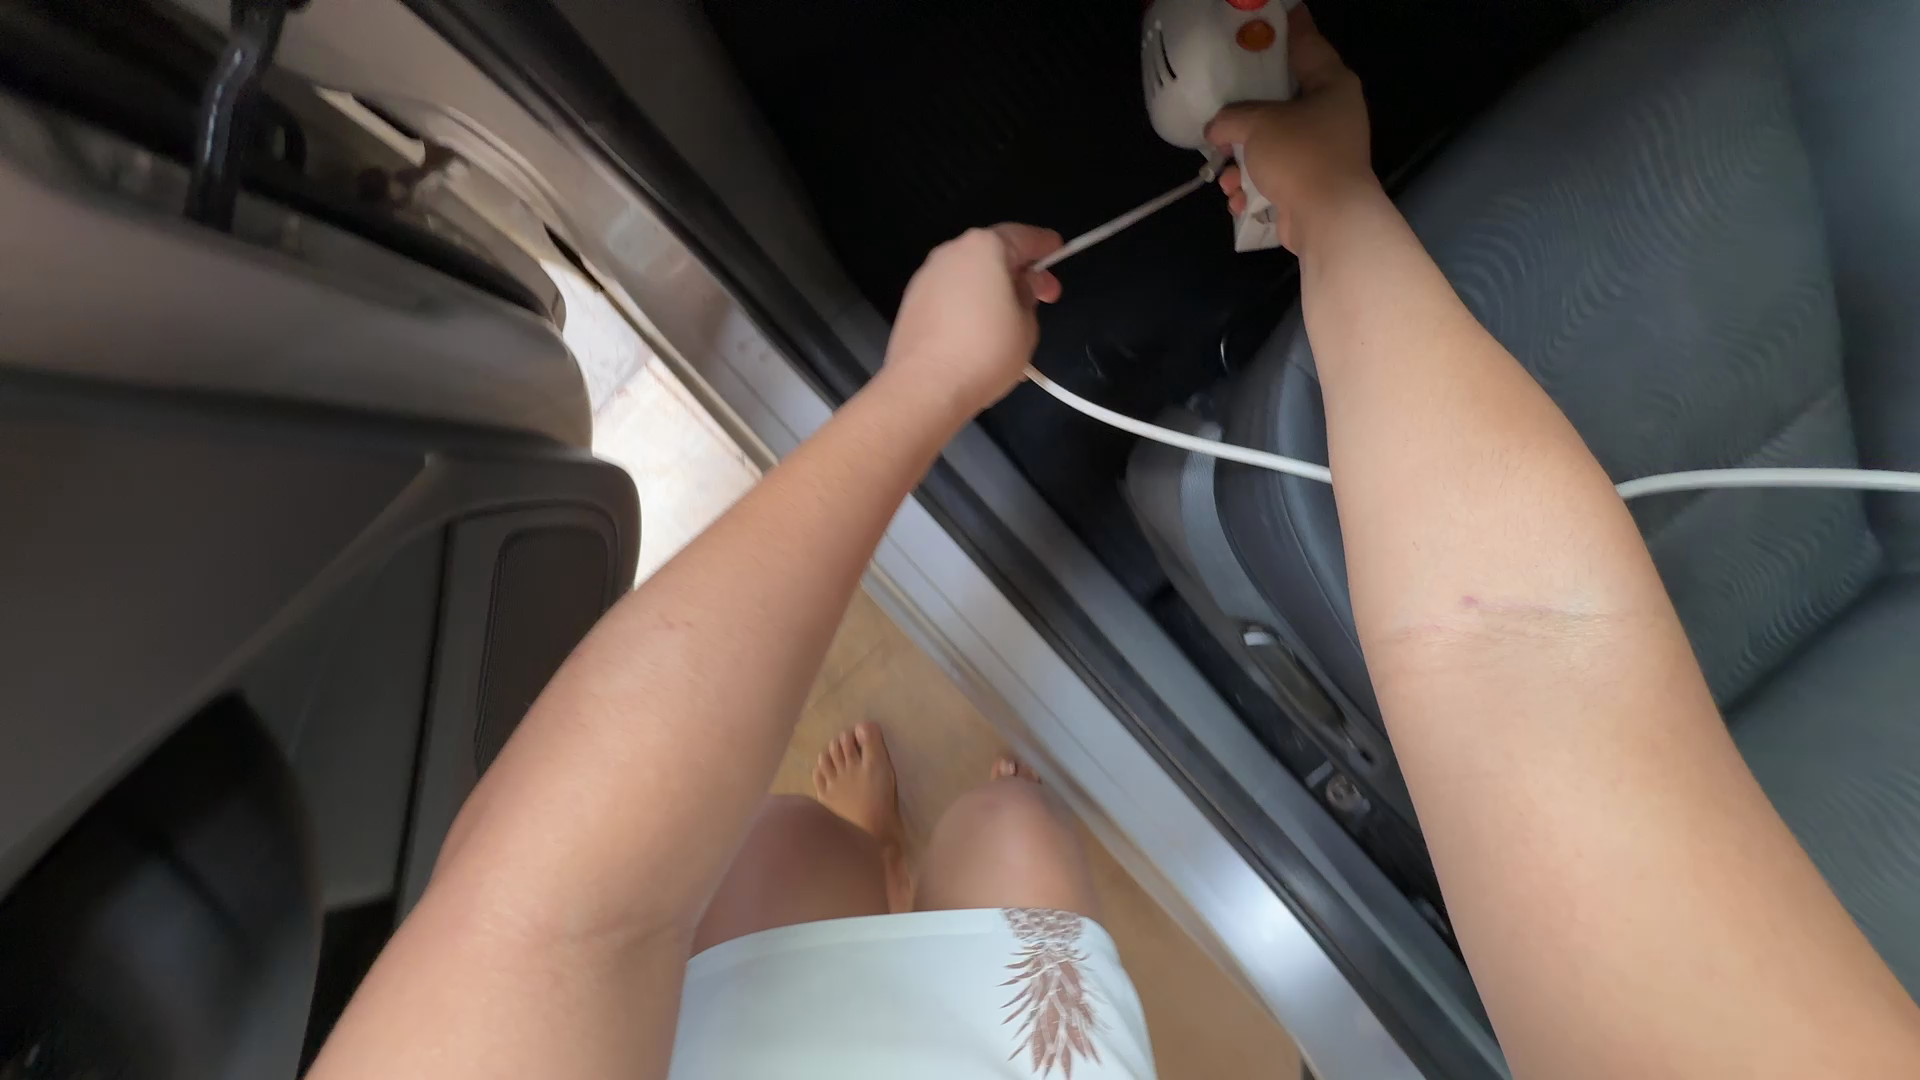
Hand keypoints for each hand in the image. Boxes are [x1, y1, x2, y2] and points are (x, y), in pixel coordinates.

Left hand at [880, 224, 1062, 418]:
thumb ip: (1028, 297)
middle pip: (993, 256)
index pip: (1023, 237)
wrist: (925, 387)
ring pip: (970, 280)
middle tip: (1041, 298)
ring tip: (1011, 328)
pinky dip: (970, 310)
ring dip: (992, 295)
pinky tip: (981, 338)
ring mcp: (926, 279)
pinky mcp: (911, 306)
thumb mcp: (1026, 326)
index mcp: (984, 248)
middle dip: (1018, 275)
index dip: (1045, 246)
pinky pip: (951, 300)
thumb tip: (1020, 287)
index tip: (1058, 250)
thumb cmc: (985, 352)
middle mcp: (950, 254)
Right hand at [1206, 4, 1374, 254]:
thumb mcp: (1259, 124)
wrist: (1325, 218)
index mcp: (1330, 84)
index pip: (1305, 44)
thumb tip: (1215, 129)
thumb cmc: (1300, 156)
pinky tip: (1238, 201)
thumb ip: (1231, 118)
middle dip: (1244, 120)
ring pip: (1269, 147)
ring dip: (1240, 165)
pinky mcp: (1306, 186)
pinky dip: (1250, 190)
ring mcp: (1319, 153)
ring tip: (1225, 177)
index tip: (1270, 17)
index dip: (1285, 29)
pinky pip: (1270, 179)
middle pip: (1278, 104)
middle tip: (1220, 120)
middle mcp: (1329, 115)